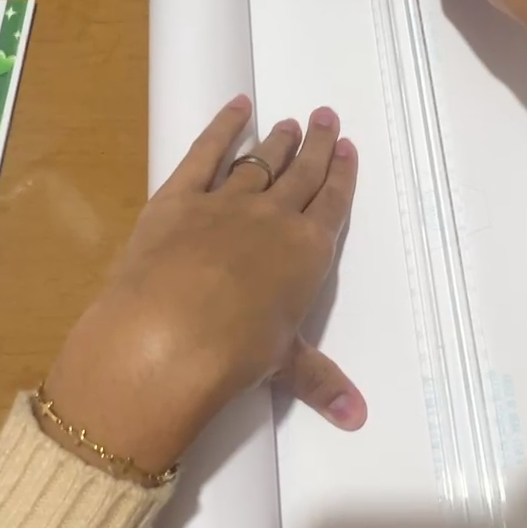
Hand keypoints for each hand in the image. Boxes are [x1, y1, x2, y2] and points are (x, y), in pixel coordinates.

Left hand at [41, 97, 364, 474]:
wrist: (167, 335)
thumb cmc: (235, 353)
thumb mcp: (283, 365)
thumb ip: (321, 382)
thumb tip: (359, 420)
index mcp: (306, 253)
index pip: (332, 205)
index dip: (342, 175)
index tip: (347, 148)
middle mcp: (273, 218)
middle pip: (302, 173)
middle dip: (317, 145)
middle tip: (326, 116)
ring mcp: (226, 201)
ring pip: (261, 162)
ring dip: (278, 141)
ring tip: (290, 122)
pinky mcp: (179, 196)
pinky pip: (206, 152)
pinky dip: (223, 126)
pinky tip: (237, 108)